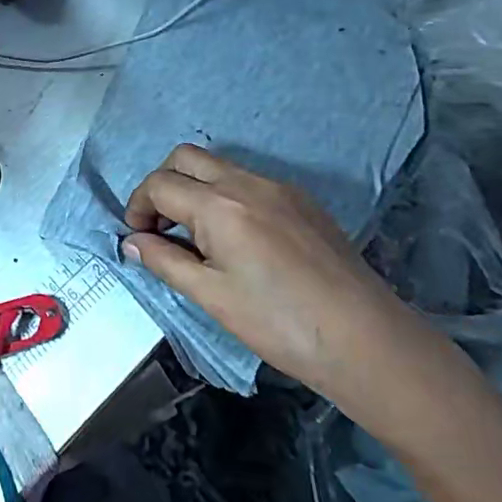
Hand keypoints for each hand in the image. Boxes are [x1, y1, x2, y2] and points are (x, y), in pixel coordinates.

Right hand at [120, 144, 427, 400]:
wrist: (370, 344)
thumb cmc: (280, 323)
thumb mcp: (210, 296)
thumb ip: (163, 261)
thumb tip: (131, 242)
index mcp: (219, 205)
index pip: (159, 185)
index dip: (137, 207)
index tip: (137, 237)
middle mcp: (247, 184)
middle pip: (186, 158)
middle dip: (162, 184)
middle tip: (161, 225)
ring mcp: (280, 189)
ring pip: (219, 166)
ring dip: (194, 188)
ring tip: (197, 235)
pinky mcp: (304, 203)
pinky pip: (249, 182)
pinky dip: (226, 196)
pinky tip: (237, 238)